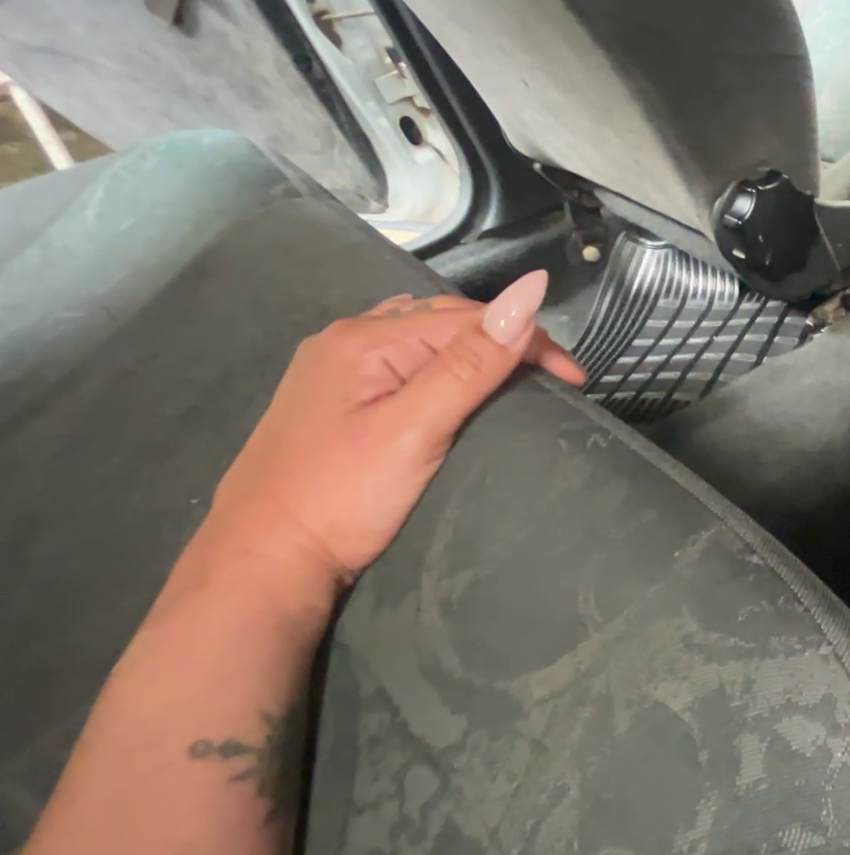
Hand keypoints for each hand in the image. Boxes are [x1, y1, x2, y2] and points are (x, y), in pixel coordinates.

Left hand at [197, 271, 586, 589]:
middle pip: (447, 320)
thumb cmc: (343, 495)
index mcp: (366, 339)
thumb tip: (527, 298)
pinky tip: (462, 380)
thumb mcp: (415, 429)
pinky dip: (450, 362)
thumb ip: (471, 365)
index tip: (579, 381)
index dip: (531, 341)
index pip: (469, 320)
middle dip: (510, 339)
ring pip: (427, 336)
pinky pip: (408, 359)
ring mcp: (338, 368)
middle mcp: (349, 340)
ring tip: (522, 376)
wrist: (266, 556)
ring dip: (481, 347)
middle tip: (559, 380)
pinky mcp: (338, 398)